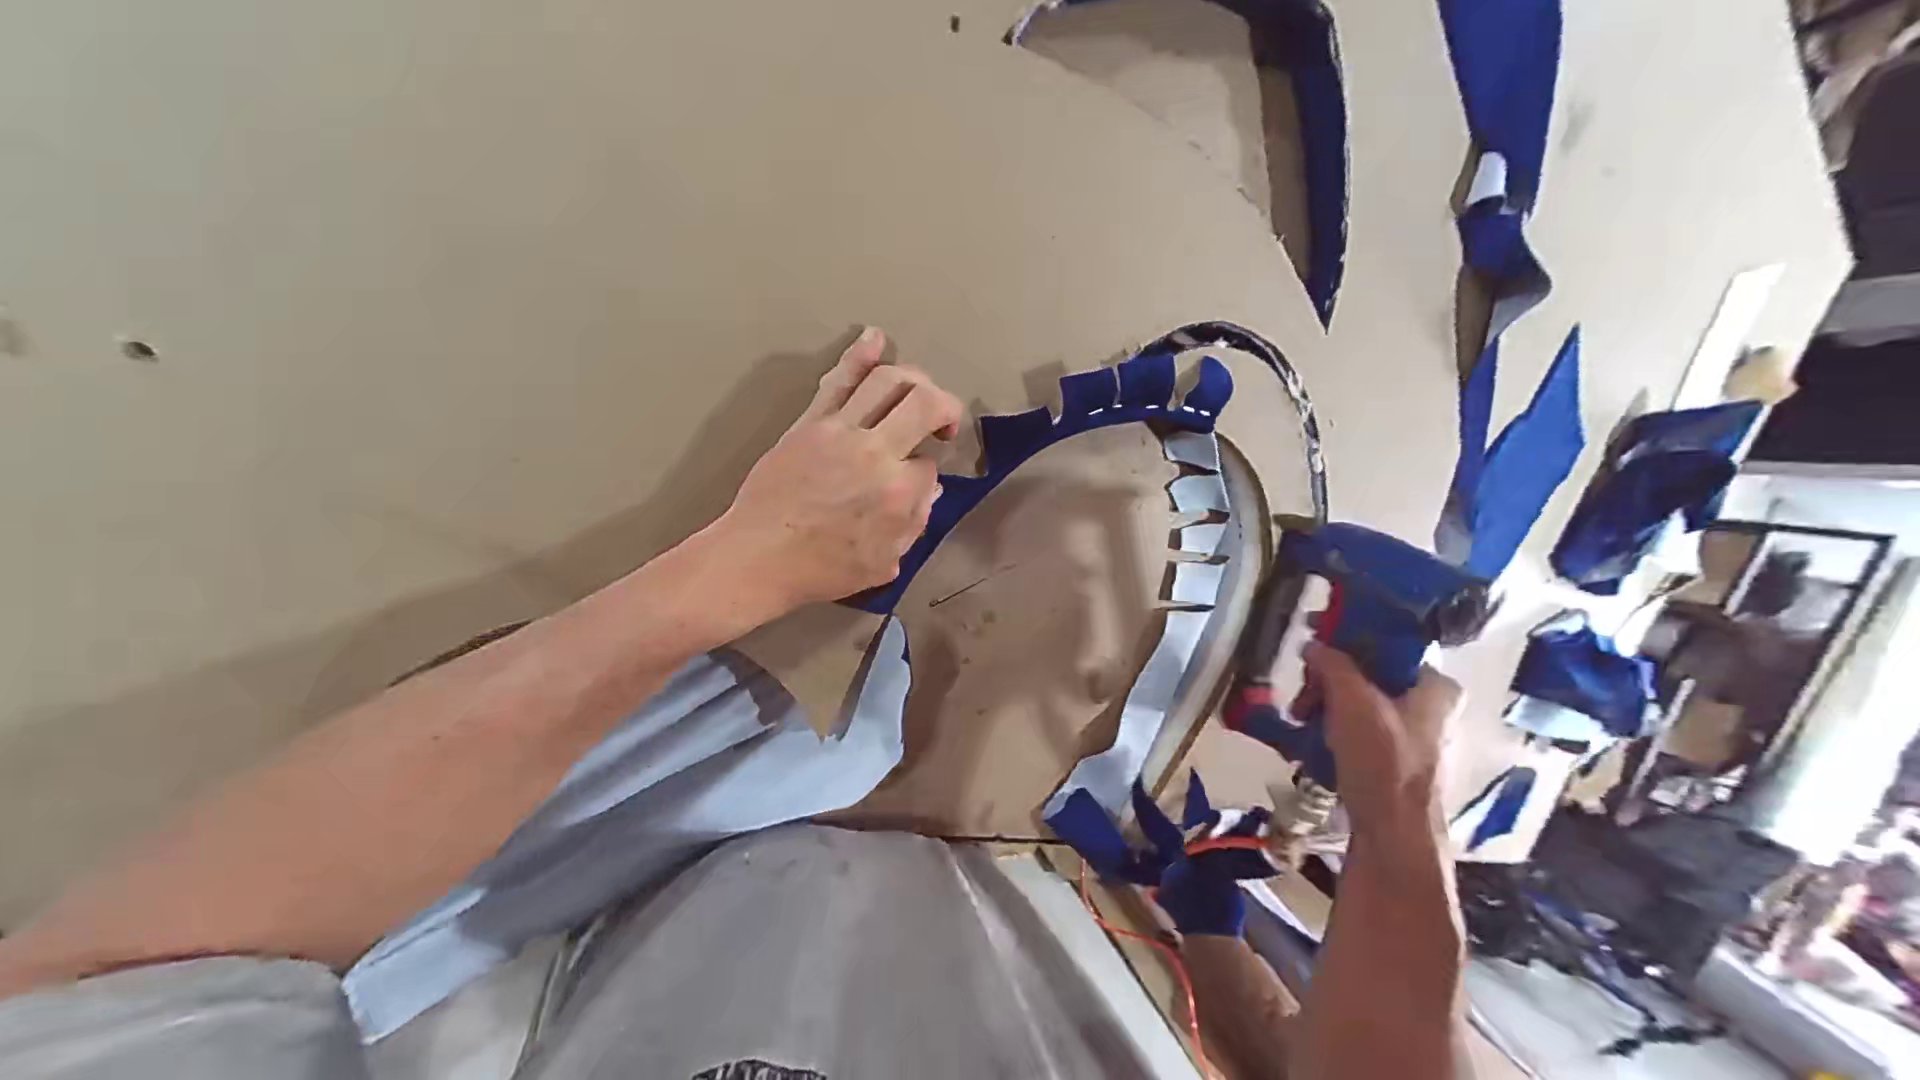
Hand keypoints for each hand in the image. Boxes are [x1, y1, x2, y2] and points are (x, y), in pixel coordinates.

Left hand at [710, 327, 962, 611]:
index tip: (916, 482)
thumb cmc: (820, 570)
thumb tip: (928, 487)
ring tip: (920, 390)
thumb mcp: (883, 564)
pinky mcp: (810, 422)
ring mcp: (839, 430)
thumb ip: (913, 524)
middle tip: (943, 424)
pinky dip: (861, 354)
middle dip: (945, 408)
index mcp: (897, 492)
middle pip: (925, 403)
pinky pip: (839, 379)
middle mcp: (874, 451)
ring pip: (888, 380)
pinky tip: (876, 338)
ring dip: (915, 377)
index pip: (931, 465)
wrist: (756, 558)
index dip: (931, 471)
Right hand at [1302, 643, 1460, 836]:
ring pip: (1360, 705)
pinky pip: (1357, 733)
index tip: (1315, 638)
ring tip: (1301, 718)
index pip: (1392, 645)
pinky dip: (1332, 730)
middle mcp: (1432, 711)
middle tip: (1303, 690)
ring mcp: (1414, 741)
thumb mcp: (1354, 702)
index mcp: (1437, 689)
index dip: (1351, 637)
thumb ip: (1333, 665)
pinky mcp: (1393, 767)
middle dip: (1329, 679)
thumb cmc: (1383, 764)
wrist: (1393, 841)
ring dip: (1325, 705)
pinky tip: (1311, 739)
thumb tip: (1312, 645)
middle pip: (1371, 675)